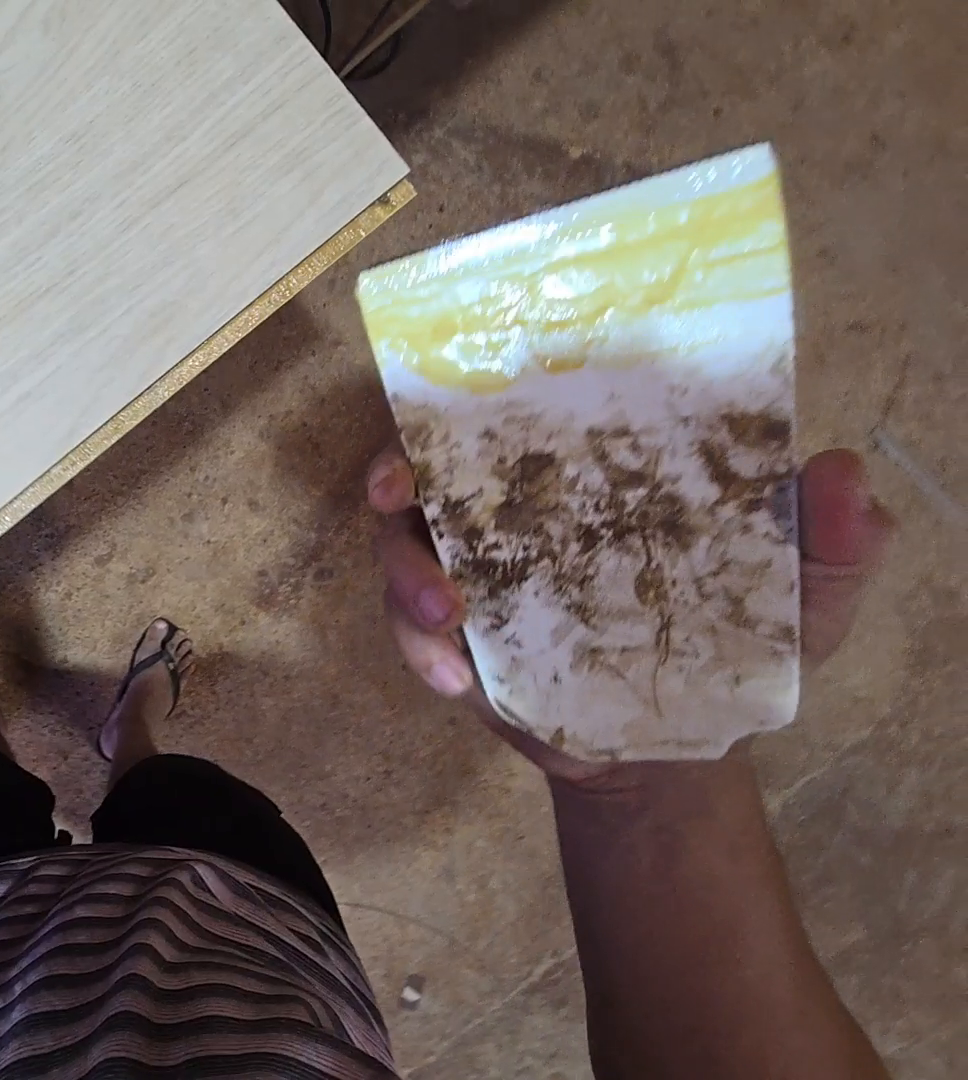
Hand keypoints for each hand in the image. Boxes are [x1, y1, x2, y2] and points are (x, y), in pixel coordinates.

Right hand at [366, 444, 895, 787]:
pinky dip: (421, 653)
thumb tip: (833, 468)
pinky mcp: (443, 643)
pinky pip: (408, 636)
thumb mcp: (800, 600)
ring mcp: (462, 583)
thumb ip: (829, 543)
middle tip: (396, 501)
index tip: (442, 416)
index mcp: (565, 493)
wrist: (676, 746)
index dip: (451, 418)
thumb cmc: (733, 650)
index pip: (497, 433)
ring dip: (407, 583)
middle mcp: (497, 527)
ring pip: (397, 559)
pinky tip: (458, 683)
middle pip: (417, 485)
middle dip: (392, 487)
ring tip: (447, 624)